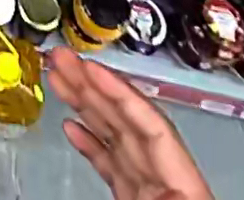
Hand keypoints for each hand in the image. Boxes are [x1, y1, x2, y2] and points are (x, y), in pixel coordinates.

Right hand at [47, 47, 213, 199]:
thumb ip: (142, 183)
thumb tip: (117, 156)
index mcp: (186, 186)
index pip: (151, 123)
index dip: (119, 92)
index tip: (88, 66)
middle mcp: (168, 179)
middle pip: (129, 122)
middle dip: (92, 86)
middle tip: (61, 57)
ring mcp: (151, 191)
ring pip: (116, 138)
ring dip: (84, 104)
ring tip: (56, 77)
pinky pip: (112, 166)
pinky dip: (90, 143)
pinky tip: (70, 125)